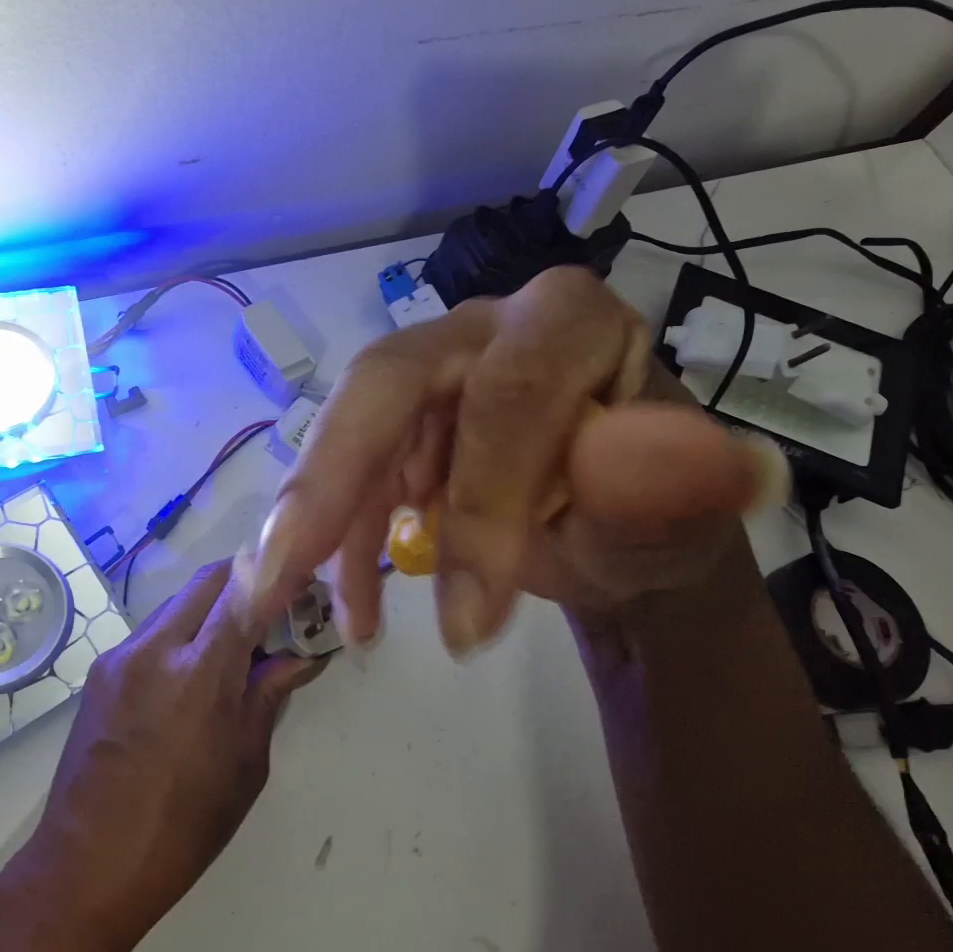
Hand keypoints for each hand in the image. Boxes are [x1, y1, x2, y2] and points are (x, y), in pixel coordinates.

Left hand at [24, 560, 327, 944]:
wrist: (88, 865)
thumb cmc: (183, 825)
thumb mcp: (245, 763)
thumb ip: (268, 696)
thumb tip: (300, 656)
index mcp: (200, 671)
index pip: (246, 589)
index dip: (280, 575)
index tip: (305, 580)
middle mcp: (155, 647)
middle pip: (208, 582)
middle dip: (246, 583)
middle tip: (275, 610)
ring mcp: (121, 657)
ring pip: (177, 604)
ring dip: (212, 609)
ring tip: (238, 647)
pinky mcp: (101, 673)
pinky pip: (151, 634)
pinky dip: (181, 635)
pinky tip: (194, 674)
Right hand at [242, 265, 785, 654]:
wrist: (616, 524)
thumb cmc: (646, 518)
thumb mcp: (673, 523)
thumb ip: (666, 494)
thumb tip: (655, 465)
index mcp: (566, 324)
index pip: (506, 396)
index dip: (478, 504)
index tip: (470, 626)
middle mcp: (484, 329)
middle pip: (386, 387)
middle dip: (330, 484)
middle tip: (279, 572)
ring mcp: (431, 373)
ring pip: (350, 430)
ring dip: (313, 522)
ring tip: (278, 599)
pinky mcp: (397, 422)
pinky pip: (350, 473)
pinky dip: (337, 544)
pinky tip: (349, 610)